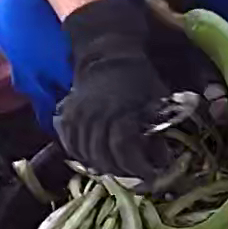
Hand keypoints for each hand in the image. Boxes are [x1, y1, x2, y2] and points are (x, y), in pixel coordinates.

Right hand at [55, 0, 170, 179]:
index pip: (125, 151)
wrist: (109, 52)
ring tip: (118, 169)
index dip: (139, 168)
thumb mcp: (158, 100)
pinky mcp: (65, 116)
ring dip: (103, 166)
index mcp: (120, 112)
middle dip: (123, 172)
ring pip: (86, 155)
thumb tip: (162, 160)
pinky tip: (95, 159)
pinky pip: (70, 145)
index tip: (152, 176)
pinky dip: (82, 156)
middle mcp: (95, 117)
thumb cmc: (140, 78)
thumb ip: (159, 130)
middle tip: (136, 176)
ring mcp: (77, 117)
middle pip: (104, 158)